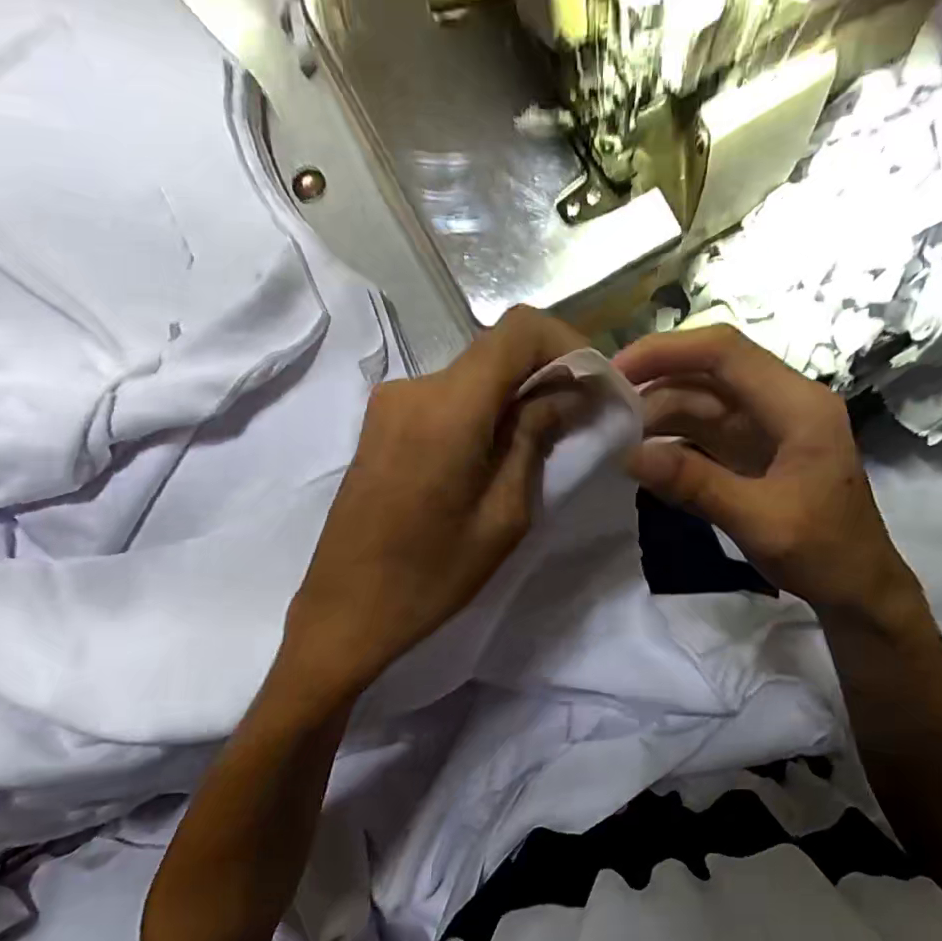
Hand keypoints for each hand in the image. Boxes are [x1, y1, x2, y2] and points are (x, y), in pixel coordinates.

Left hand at [281, 307, 591, 695]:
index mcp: (448, 408)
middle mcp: (414, 388)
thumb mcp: (504, 514)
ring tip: (541, 445)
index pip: (518, 330)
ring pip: (472, 377)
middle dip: (546, 375)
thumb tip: (570, 394)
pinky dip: (482, 412)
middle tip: (581, 419)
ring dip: (514, 397)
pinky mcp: (381, 425)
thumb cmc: (432, 575)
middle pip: (496, 352)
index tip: (595, 383)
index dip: (567, 345)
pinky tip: (496, 455)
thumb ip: (535, 439)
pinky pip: (445, 399)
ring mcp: (390, 404)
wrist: (345, 611)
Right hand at [615, 325, 920, 615]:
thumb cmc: (823, 552)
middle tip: (606, 408)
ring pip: (706, 400)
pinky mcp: (757, 451)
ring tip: (617, 433)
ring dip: (662, 412)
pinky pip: (709, 430)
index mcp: (798, 405)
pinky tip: (644, 453)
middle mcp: (784, 403)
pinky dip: (675, 437)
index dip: (666, 351)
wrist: (858, 589)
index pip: (725, 352)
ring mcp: (770, 427)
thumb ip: (694, 484)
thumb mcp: (758, 520)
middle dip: (657, 382)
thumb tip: (628, 455)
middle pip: (711, 371)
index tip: (616, 372)